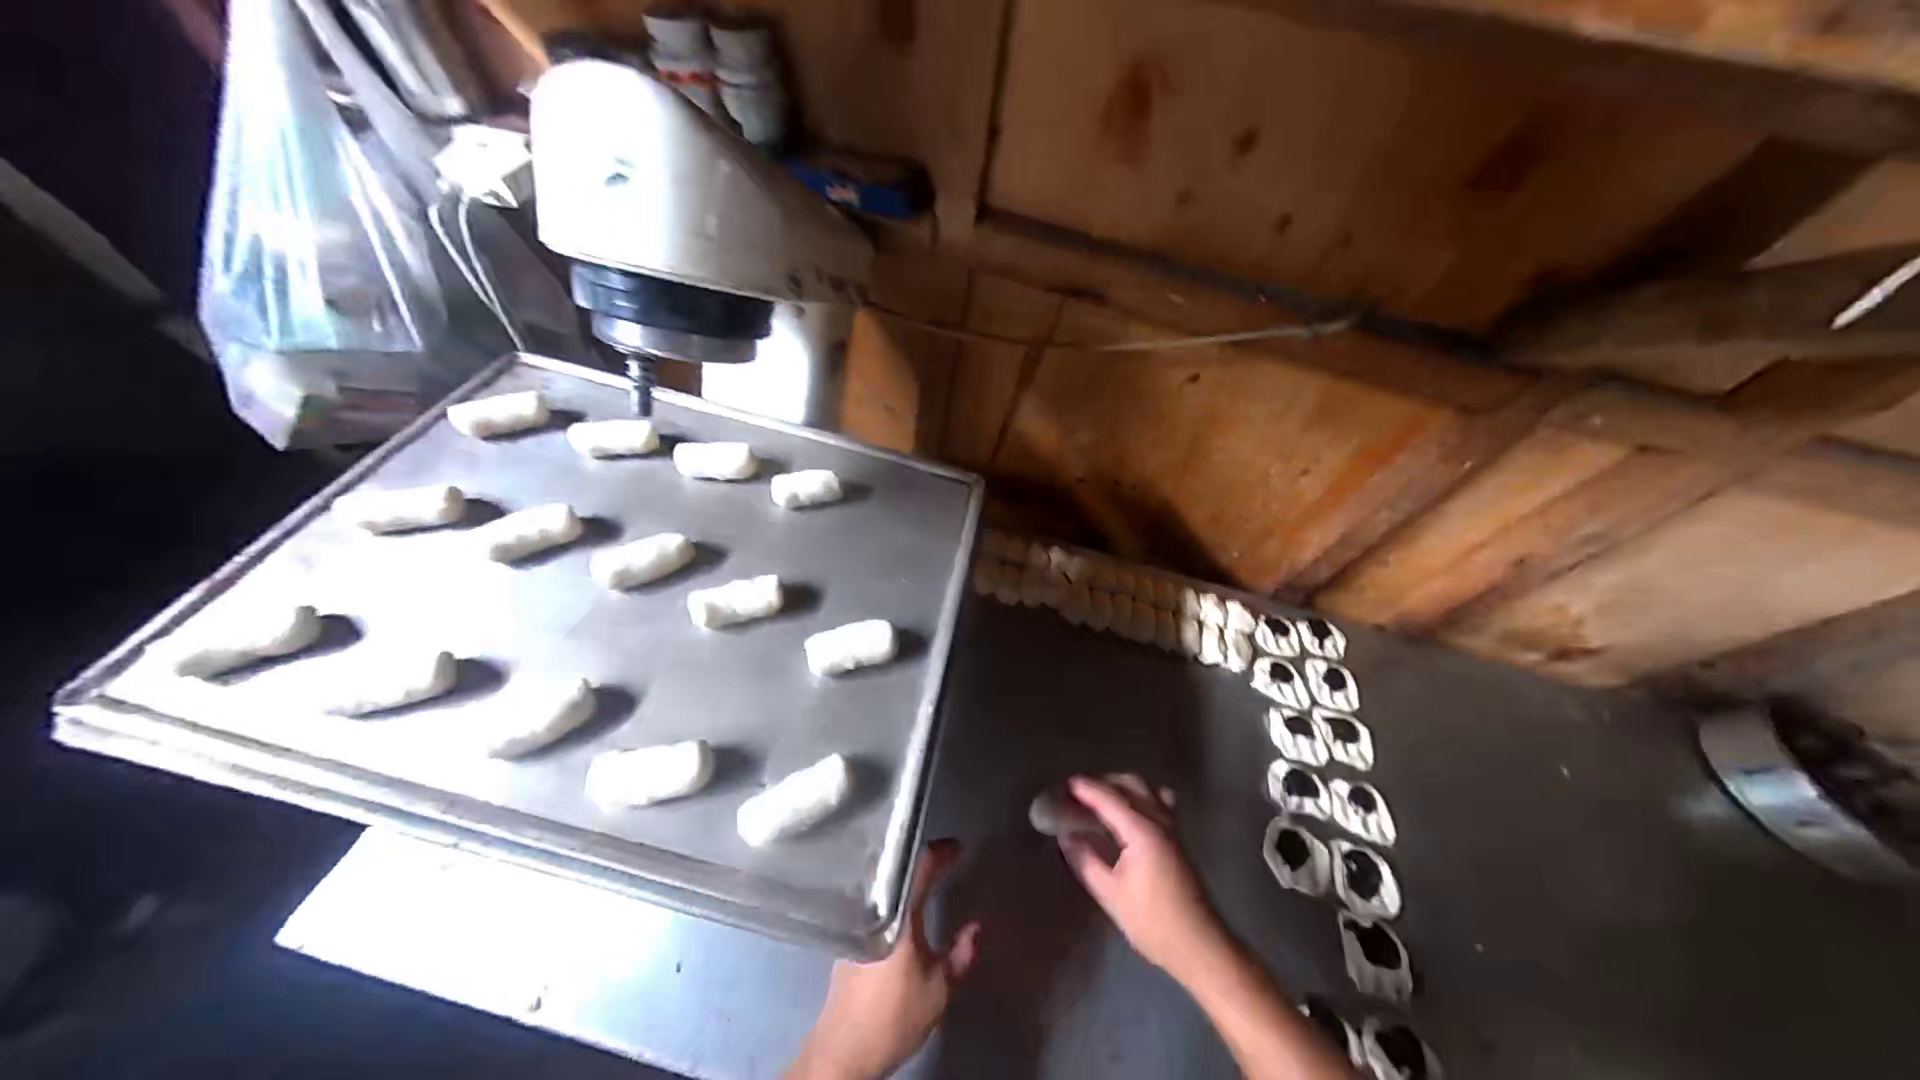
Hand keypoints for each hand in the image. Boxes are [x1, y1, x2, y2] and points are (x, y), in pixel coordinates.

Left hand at [787, 839, 981, 1079]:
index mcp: (898, 916)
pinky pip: (873, 898)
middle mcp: (873, 910)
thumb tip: (975, 927)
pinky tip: (902, 899)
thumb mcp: (939, 990)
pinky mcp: (847, 935)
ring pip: (882, 882)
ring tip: (927, 873)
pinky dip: (891, 891)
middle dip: (923, 858)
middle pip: (896, 869)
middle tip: (945, 857)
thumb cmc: (892, 1018)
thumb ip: (961, 955)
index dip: (941, 853)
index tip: (957, 849)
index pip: (919, 868)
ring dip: (905, 873)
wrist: (843, 1050)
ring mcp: (856, 921)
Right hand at [1057, 774, 1229, 980]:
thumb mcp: (1110, 894)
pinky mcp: (1178, 837)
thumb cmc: (1152, 923)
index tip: (1064, 784)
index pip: (1109, 798)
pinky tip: (1127, 812)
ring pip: (1145, 789)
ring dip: (1121, 786)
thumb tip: (1066, 835)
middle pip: (1129, 785)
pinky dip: (1138, 796)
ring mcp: (1173, 827)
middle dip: (1102, 783)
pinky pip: (1158, 801)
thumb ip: (1085, 860)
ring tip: (1098, 799)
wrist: (1199, 946)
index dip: (1086, 789)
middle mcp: (1160, 821)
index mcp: (1142, 832)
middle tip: (1077, 794)